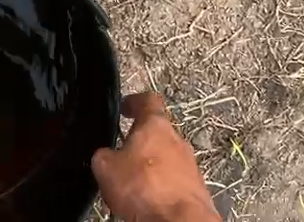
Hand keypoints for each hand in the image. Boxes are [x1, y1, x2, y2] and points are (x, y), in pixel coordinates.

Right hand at [91, 92, 219, 221]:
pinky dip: (163, 189)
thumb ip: (104, 155)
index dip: (134, 102)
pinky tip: (151, 202)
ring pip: (168, 160)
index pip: (148, 100)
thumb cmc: (144, 187)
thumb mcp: (106, 168)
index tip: (125, 108)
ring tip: (136, 185)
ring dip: (153, 168)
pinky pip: (176, 183)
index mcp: (155, 124)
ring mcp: (191, 167)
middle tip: (124, 157)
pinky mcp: (198, 192)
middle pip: (158, 133)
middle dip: (142, 144)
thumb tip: (106, 157)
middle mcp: (177, 140)